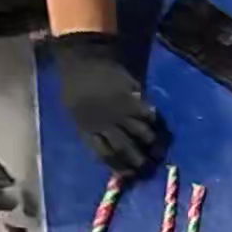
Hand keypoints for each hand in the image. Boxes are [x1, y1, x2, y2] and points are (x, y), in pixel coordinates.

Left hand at [50, 33, 163, 172]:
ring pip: (141, 134)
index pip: (106, 155)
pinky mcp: (131, 98)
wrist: (83, 57)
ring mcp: (119, 111)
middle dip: (138, 161)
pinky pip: (147, 114)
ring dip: (151, 142)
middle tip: (148, 168)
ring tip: (157, 148)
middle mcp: (105, 123)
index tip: (130, 174)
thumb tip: (108, 150)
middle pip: (126, 148)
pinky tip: (155, 120)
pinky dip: (153, 119)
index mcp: (88, 128)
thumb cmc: (76, 85)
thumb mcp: (74, 111)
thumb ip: (90, 130)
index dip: (119, 167)